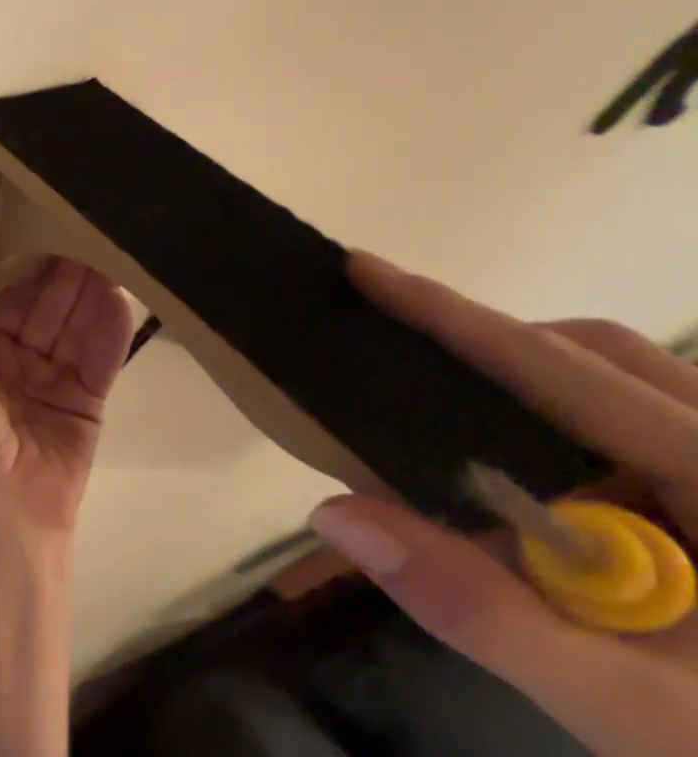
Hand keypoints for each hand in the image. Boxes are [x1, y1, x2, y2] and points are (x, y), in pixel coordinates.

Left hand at [0, 249, 133, 532]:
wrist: (12, 513)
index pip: (8, 298)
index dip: (23, 264)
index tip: (37, 222)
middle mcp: (22, 359)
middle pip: (48, 307)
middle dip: (64, 271)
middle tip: (85, 225)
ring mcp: (58, 378)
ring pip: (77, 326)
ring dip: (91, 292)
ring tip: (109, 249)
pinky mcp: (90, 400)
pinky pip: (102, 358)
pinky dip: (111, 330)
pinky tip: (122, 297)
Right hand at [310, 252, 697, 755]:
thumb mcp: (632, 708)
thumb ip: (483, 610)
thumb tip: (335, 513)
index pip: (569, 372)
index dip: (456, 317)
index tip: (361, 270)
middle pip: (605, 357)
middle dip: (492, 349)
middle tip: (398, 373)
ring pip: (628, 387)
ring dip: (529, 396)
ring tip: (454, 441)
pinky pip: (643, 430)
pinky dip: (565, 440)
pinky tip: (534, 497)